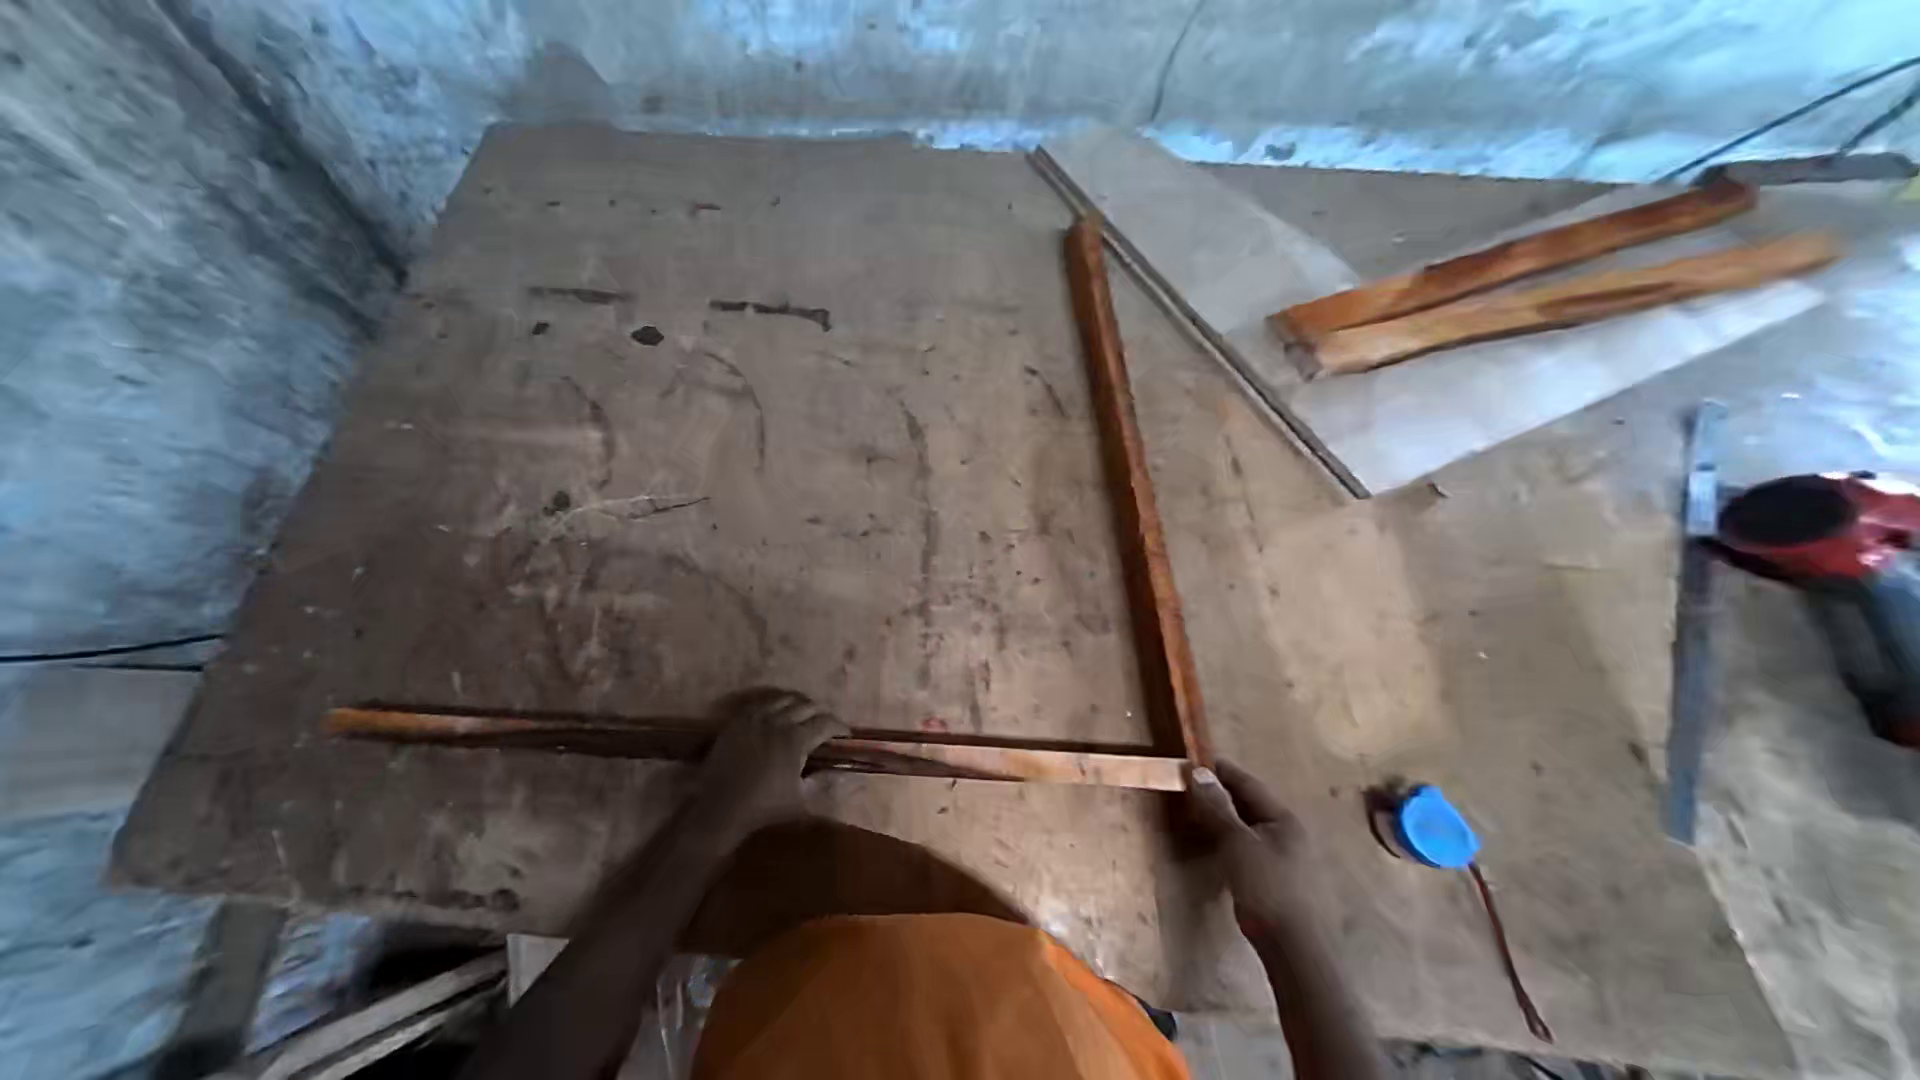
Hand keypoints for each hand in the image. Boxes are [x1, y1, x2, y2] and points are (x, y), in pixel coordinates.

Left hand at [690, 690, 847, 841]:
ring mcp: (756, 718)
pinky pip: (761, 703)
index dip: (840, 727)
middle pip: (807, 705)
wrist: (720, 807)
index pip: (826, 722)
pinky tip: (776, 715)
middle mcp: (779, 721)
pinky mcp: (738, 720)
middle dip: (821, 713)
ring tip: (802, 716)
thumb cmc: (764, 806)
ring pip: (784, 698)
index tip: (845, 735)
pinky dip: (774, 705)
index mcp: (797, 739)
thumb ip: (823, 780)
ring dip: (798, 705)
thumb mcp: (801, 798)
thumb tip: (842, 770)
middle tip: (825, 726)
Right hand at [1189, 761, 1313, 933]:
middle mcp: (1290, 833)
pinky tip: (1217, 843)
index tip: (1196, 758)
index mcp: (1285, 819)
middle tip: (1191, 784)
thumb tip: (1200, 773)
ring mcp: (1288, 858)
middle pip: (1251, 803)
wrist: (1295, 949)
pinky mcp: (1279, 879)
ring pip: (1251, 825)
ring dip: (1225, 815)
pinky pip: (1251, 845)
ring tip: (1198, 810)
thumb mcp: (1237, 843)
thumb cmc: (1268, 888)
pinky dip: (1231, 837)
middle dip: (1222, 792)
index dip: (1222, 770)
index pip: (1249, 784)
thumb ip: (1218, 808)